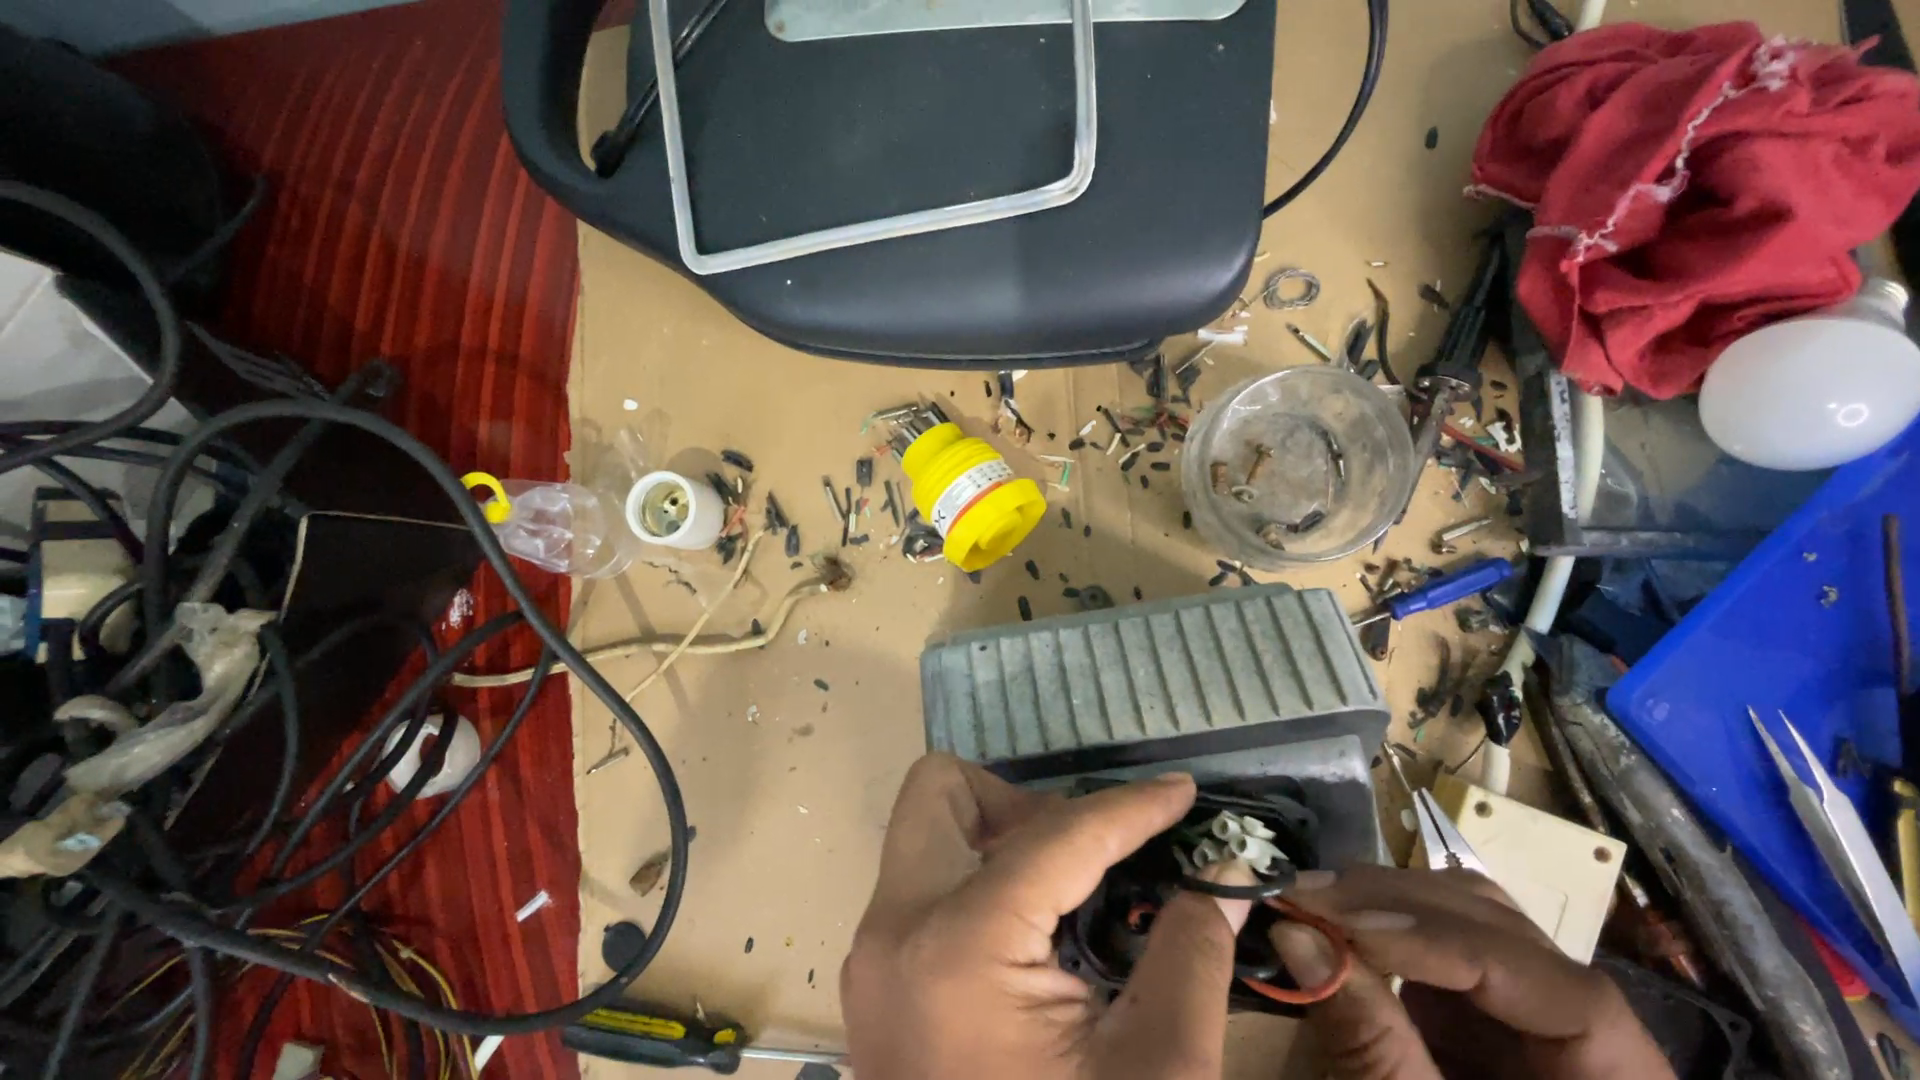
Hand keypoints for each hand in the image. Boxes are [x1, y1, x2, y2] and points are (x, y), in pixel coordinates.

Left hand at [841, 754, 1253, 1079]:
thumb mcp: (1156, 1070)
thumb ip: (1190, 952)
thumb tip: (1222, 871)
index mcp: (957, 944)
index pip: (1054, 833)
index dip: (1130, 806)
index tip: (1183, 792)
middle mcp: (893, 927)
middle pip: (942, 794)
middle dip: (1024, 802)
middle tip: (1094, 852)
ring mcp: (873, 952)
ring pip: (928, 832)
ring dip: (1001, 835)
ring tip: (1074, 891)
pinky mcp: (876, 977)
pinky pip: (926, 883)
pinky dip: (983, 877)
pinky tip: (1041, 931)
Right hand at [1269, 866, 1675, 1079]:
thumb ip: (1368, 1042)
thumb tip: (1294, 929)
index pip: (1570, 998)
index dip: (1457, 948)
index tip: (1348, 923)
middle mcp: (1603, 1048)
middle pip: (1519, 941)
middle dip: (1405, 910)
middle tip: (1306, 896)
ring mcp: (1541, 1024)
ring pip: (1481, 927)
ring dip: (1391, 907)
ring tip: (1313, 902)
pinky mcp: (1492, 1023)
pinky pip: (1445, 954)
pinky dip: (1389, 933)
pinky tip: (1337, 927)